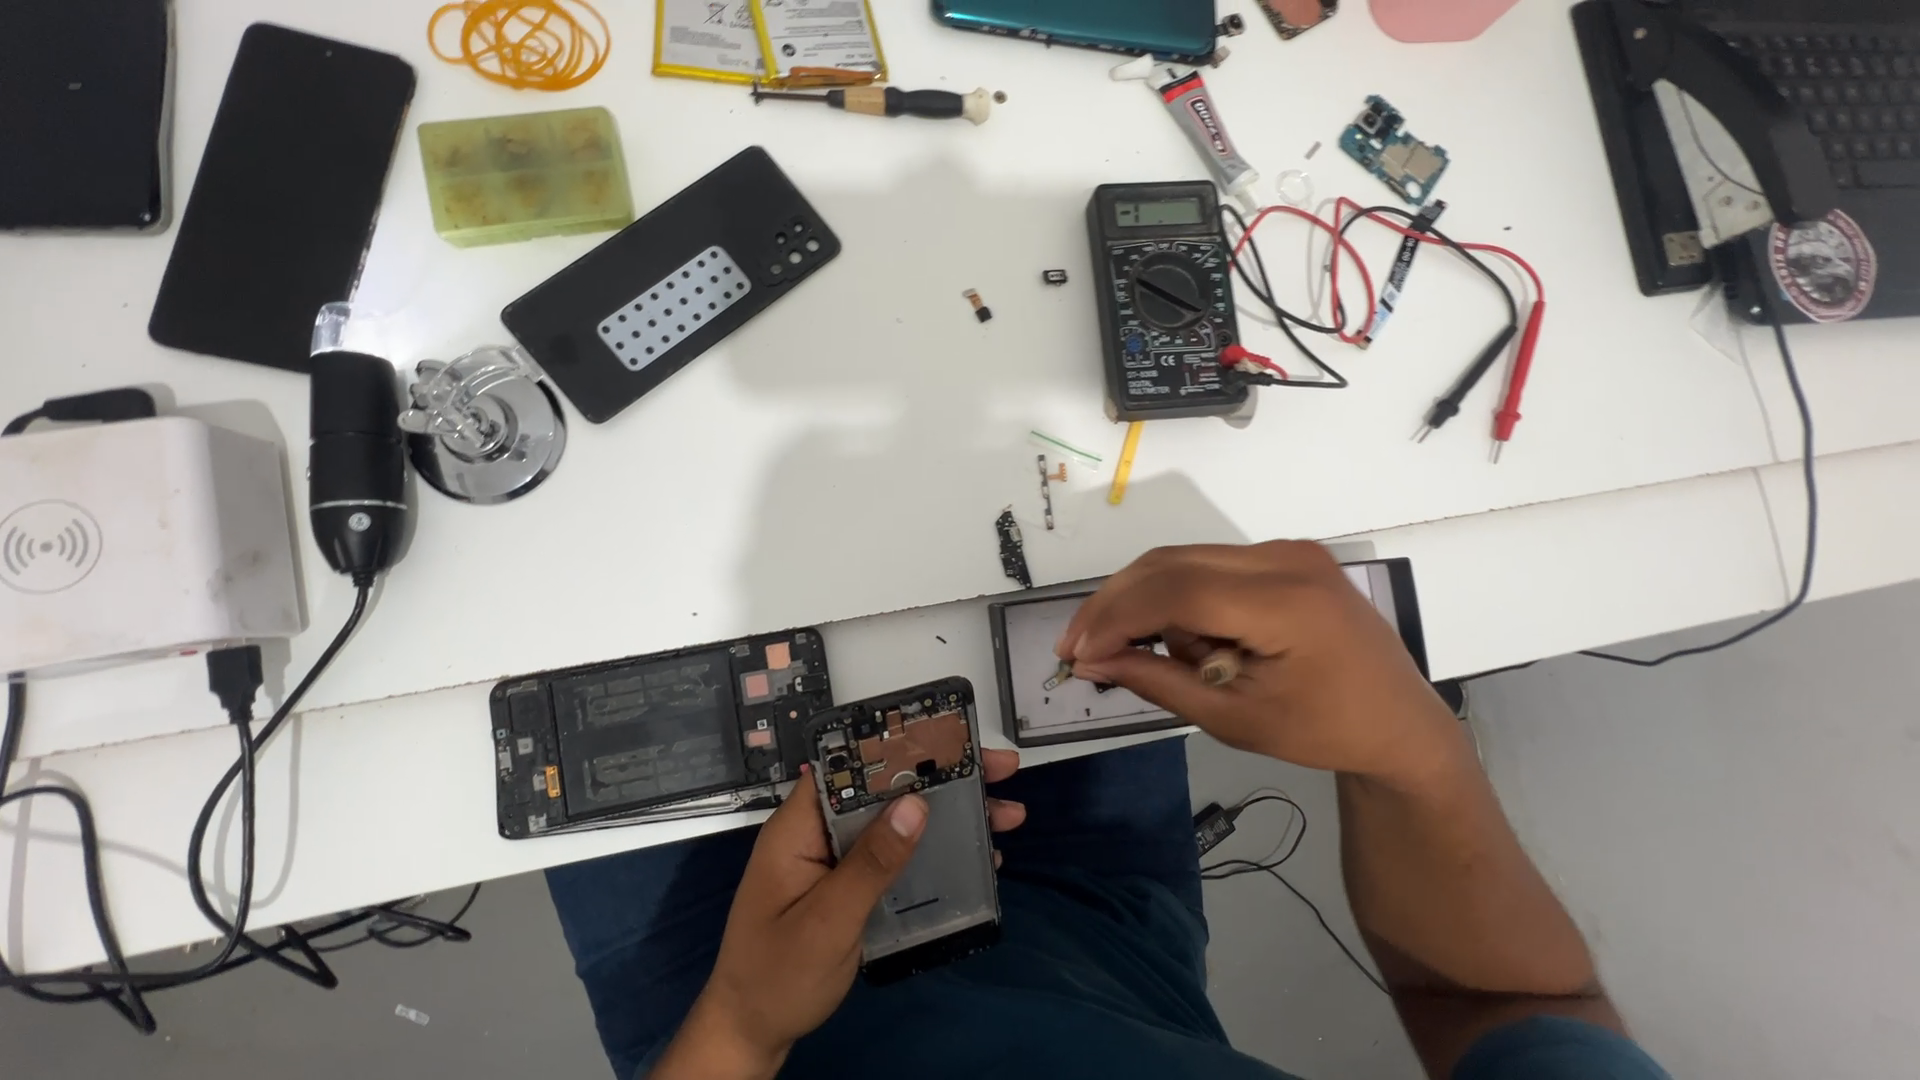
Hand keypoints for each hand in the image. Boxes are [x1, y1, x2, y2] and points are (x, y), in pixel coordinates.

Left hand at [655, 750, 1023, 1078]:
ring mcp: (836, 857)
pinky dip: (935, 849)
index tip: (956, 741)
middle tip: (1001, 771)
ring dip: (949, 816)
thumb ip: (871, 863)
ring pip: (897, 820)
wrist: (750, 1032)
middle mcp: (819, 831)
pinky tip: (975, 855)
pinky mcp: (850, 882)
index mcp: (800, 826)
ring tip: (1007, 815)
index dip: (904, 746)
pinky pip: (896, 852)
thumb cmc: (778, 976)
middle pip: (884, 789)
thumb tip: (916, 805)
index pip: (852, 766)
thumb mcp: (827, 920)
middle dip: (944, 778)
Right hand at [1057, 541, 1459, 786]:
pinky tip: (1185, 639)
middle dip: (1115, 605)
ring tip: (1151, 655)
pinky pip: (1206, 565)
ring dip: (1146, 603)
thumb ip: (1156, 682)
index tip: (1077, 655)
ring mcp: (1287, 550)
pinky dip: (1177, 598)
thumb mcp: (1232, 719)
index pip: (1176, 592)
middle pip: (1169, 564)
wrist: (1400, 722)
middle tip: (1079, 647)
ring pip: (1181, 560)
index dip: (1116, 619)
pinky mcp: (1284, 555)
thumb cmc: (1322, 731)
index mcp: (1287, 603)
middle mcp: (1285, 558)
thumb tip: (1089, 661)